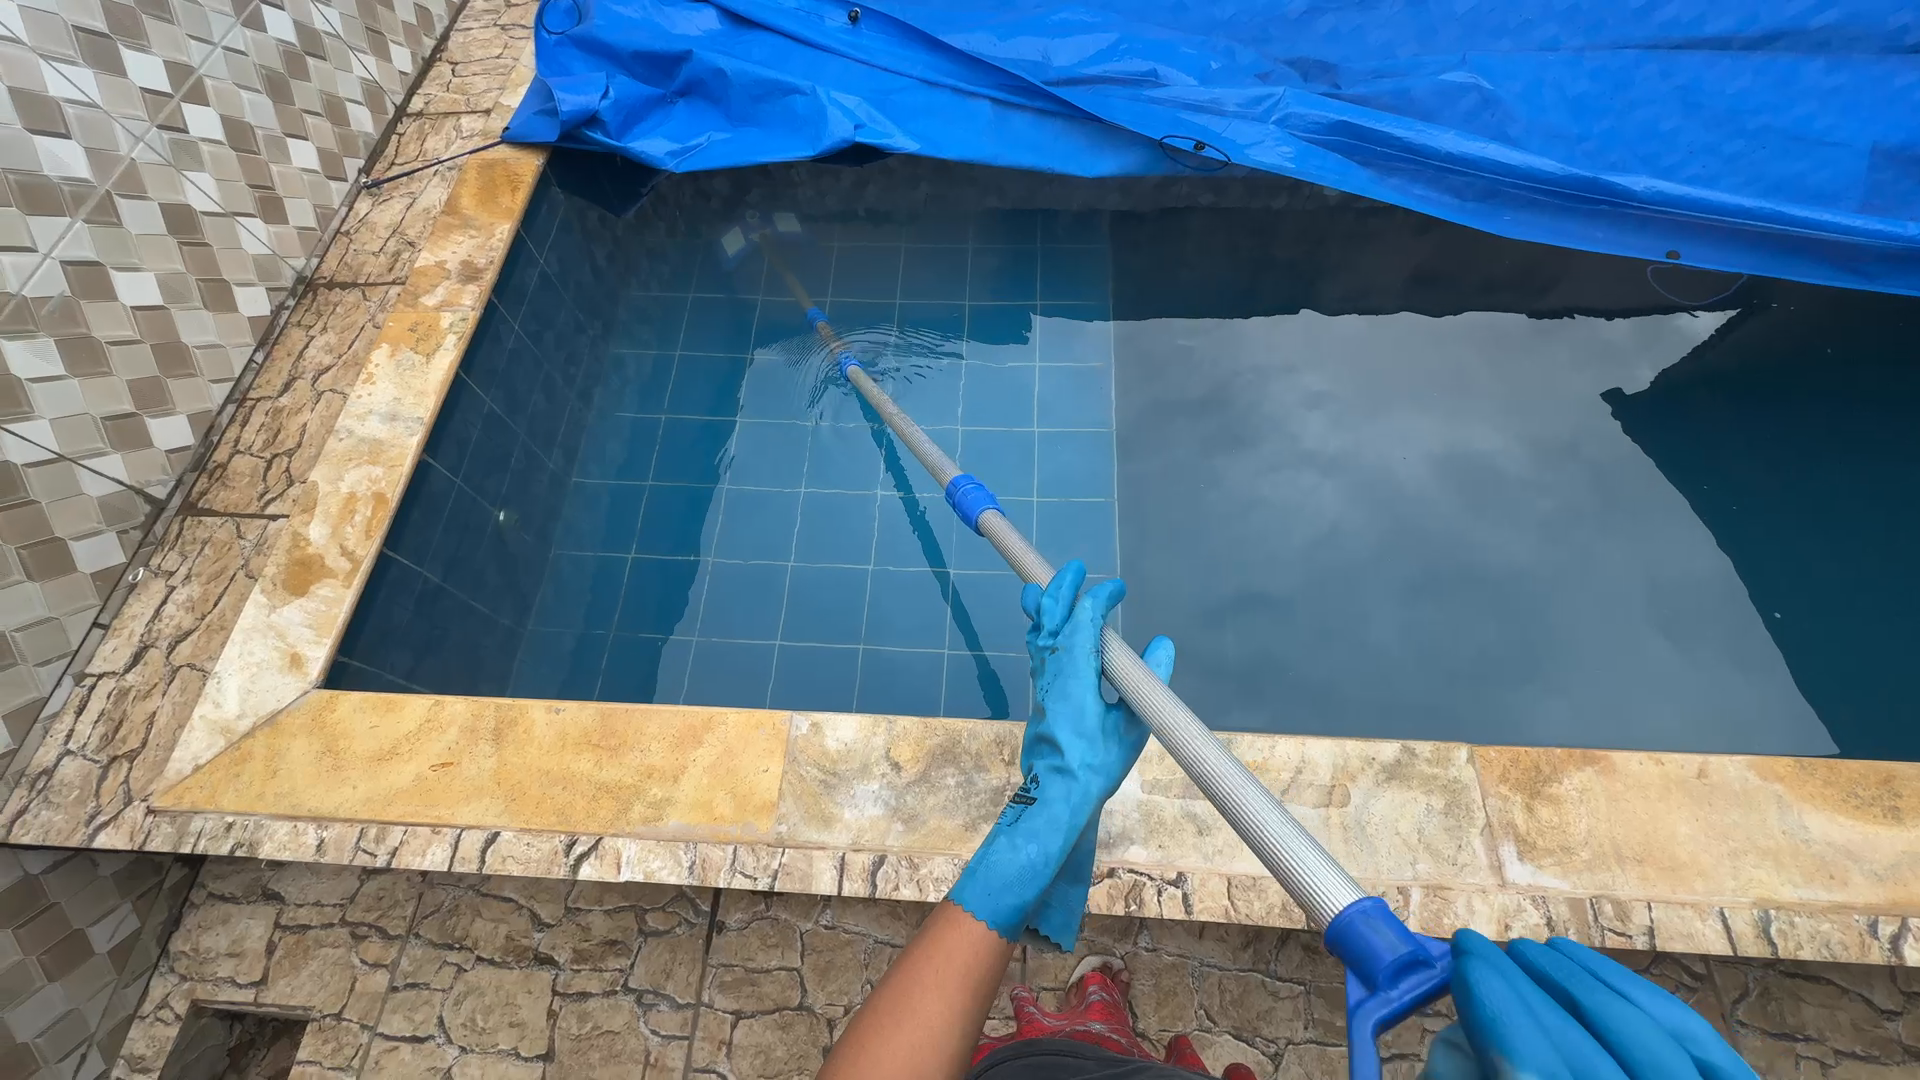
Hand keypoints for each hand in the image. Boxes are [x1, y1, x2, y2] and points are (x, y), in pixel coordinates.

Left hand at [1020, 559, 1174, 809]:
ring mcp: (1041, 680)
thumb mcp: (1132, 725)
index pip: (1084, 618)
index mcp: (1074, 670)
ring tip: (1041, 587)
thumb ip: (1148, 682)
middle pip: (1050, 615)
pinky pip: (1036, 649)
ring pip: (1037, 631)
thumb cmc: (1096, 763)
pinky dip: (1041, 629)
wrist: (1056, 794)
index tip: (1118, 588)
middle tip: (1075, 568)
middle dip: (1061, 588)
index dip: (1100, 597)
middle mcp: (1051, 668)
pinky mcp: (1039, 693)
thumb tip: (1163, 645)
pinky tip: (1045, 630)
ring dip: (1043, 606)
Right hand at [1423, 930, 1756, 1079]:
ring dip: (1580, 982)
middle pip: (1591, 1062)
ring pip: (1655, 1047)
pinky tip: (1584, 965)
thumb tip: (1473, 1025)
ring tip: (1527, 950)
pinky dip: (1644, 1000)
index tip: (1461, 957)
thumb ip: (1464, 1079)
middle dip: (1525, 986)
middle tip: (1475, 945)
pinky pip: (1703, 1054)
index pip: (1536, 1078)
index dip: (1499, 1009)